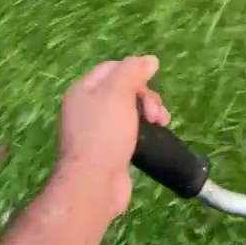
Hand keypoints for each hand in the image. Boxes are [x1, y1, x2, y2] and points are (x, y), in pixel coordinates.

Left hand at [51, 56, 168, 222]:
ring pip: (130, 110)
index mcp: (83, 90)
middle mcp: (87, 108)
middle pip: (123, 89)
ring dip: (150, 111)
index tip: (152, 81)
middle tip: (156, 111)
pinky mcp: (110, 150)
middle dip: (146, 95)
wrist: (94, 184)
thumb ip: (134, 70)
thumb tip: (150, 60)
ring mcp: (98, 131)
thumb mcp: (118, 92)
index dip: (134, 71)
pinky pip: (131, 130)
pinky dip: (145, 129)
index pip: (112, 68)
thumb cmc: (104, 133)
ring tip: (162, 123)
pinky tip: (155, 135)